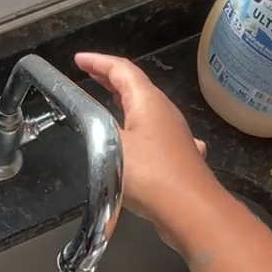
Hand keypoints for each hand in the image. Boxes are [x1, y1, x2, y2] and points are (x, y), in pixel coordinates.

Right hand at [76, 53, 215, 228]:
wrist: (191, 210)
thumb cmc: (151, 175)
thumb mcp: (110, 146)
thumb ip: (96, 127)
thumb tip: (89, 116)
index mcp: (149, 102)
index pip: (122, 70)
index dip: (99, 62)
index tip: (79, 60)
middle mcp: (165, 113)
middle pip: (136, 86)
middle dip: (111, 79)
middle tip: (89, 75)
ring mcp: (174, 135)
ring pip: (146, 109)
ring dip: (124, 102)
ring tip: (106, 102)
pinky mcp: (177, 156)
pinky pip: (154, 132)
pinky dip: (138, 128)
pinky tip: (137, 140)